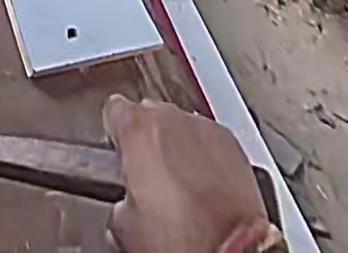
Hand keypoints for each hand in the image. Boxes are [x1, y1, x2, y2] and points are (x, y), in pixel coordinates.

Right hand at [103, 95, 271, 252]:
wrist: (235, 249)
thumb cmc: (183, 234)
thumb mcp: (127, 226)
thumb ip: (117, 200)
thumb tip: (123, 208)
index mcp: (134, 127)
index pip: (112, 108)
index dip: (114, 130)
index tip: (120, 150)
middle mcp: (166, 116)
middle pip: (147, 114)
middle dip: (148, 139)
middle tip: (151, 175)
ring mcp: (200, 126)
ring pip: (178, 125)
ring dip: (177, 145)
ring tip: (184, 184)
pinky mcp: (229, 142)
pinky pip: (208, 139)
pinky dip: (206, 156)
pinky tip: (208, 186)